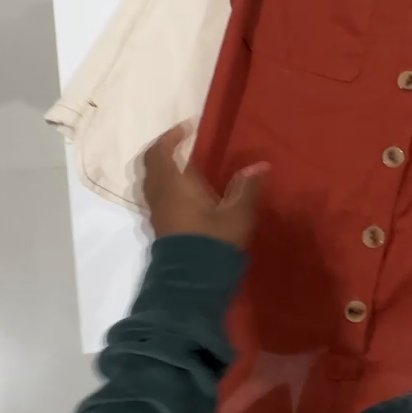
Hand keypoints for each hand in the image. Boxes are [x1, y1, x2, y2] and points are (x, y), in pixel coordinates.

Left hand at [139, 126, 268, 247]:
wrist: (192, 285)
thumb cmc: (213, 244)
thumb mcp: (237, 215)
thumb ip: (247, 188)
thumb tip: (260, 165)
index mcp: (173, 186)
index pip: (161, 152)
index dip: (171, 137)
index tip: (188, 127)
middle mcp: (159, 196)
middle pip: (151, 165)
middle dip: (165, 150)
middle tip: (185, 143)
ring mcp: (157, 213)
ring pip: (152, 182)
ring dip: (164, 169)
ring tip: (187, 166)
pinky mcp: (161, 228)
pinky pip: (158, 196)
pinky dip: (168, 186)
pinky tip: (188, 192)